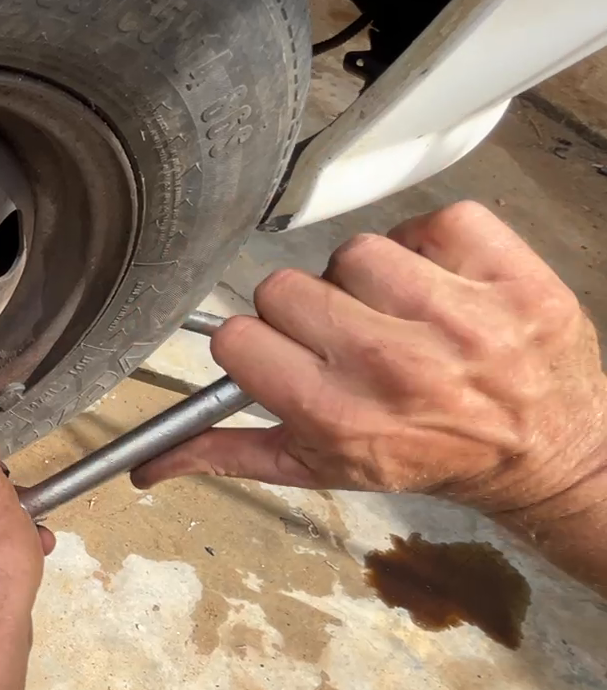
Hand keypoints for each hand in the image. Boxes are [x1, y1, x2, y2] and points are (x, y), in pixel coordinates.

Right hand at [134, 202, 606, 521]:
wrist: (545, 455)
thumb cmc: (417, 458)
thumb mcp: (308, 467)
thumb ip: (223, 454)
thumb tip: (144, 467)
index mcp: (334, 411)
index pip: (237, 337)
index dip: (249, 343)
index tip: (276, 356)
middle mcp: (392, 365)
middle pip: (283, 288)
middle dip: (298, 310)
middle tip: (332, 336)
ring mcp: (460, 318)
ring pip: (354, 252)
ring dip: (360, 276)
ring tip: (385, 309)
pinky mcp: (517, 281)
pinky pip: (440, 222)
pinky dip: (429, 242)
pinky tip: (430, 280)